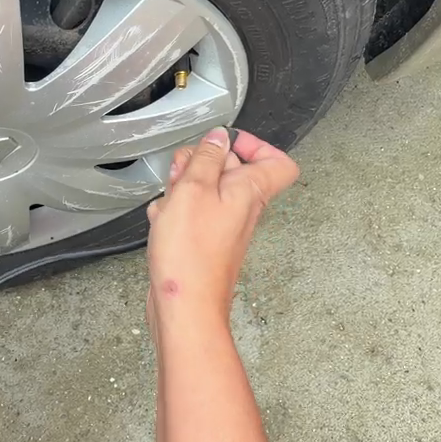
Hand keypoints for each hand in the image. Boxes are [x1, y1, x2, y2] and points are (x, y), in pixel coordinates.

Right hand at [145, 128, 300, 332]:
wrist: (184, 304)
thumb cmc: (191, 253)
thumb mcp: (194, 189)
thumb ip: (206, 158)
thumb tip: (218, 137)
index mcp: (250, 191)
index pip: (278, 161)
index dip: (255, 146)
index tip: (225, 142)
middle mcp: (242, 208)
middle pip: (230, 170)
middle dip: (201, 164)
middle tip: (184, 173)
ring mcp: (223, 225)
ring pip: (205, 190)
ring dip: (182, 188)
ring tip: (171, 201)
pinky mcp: (203, 240)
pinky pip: (190, 213)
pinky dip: (174, 211)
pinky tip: (162, 220)